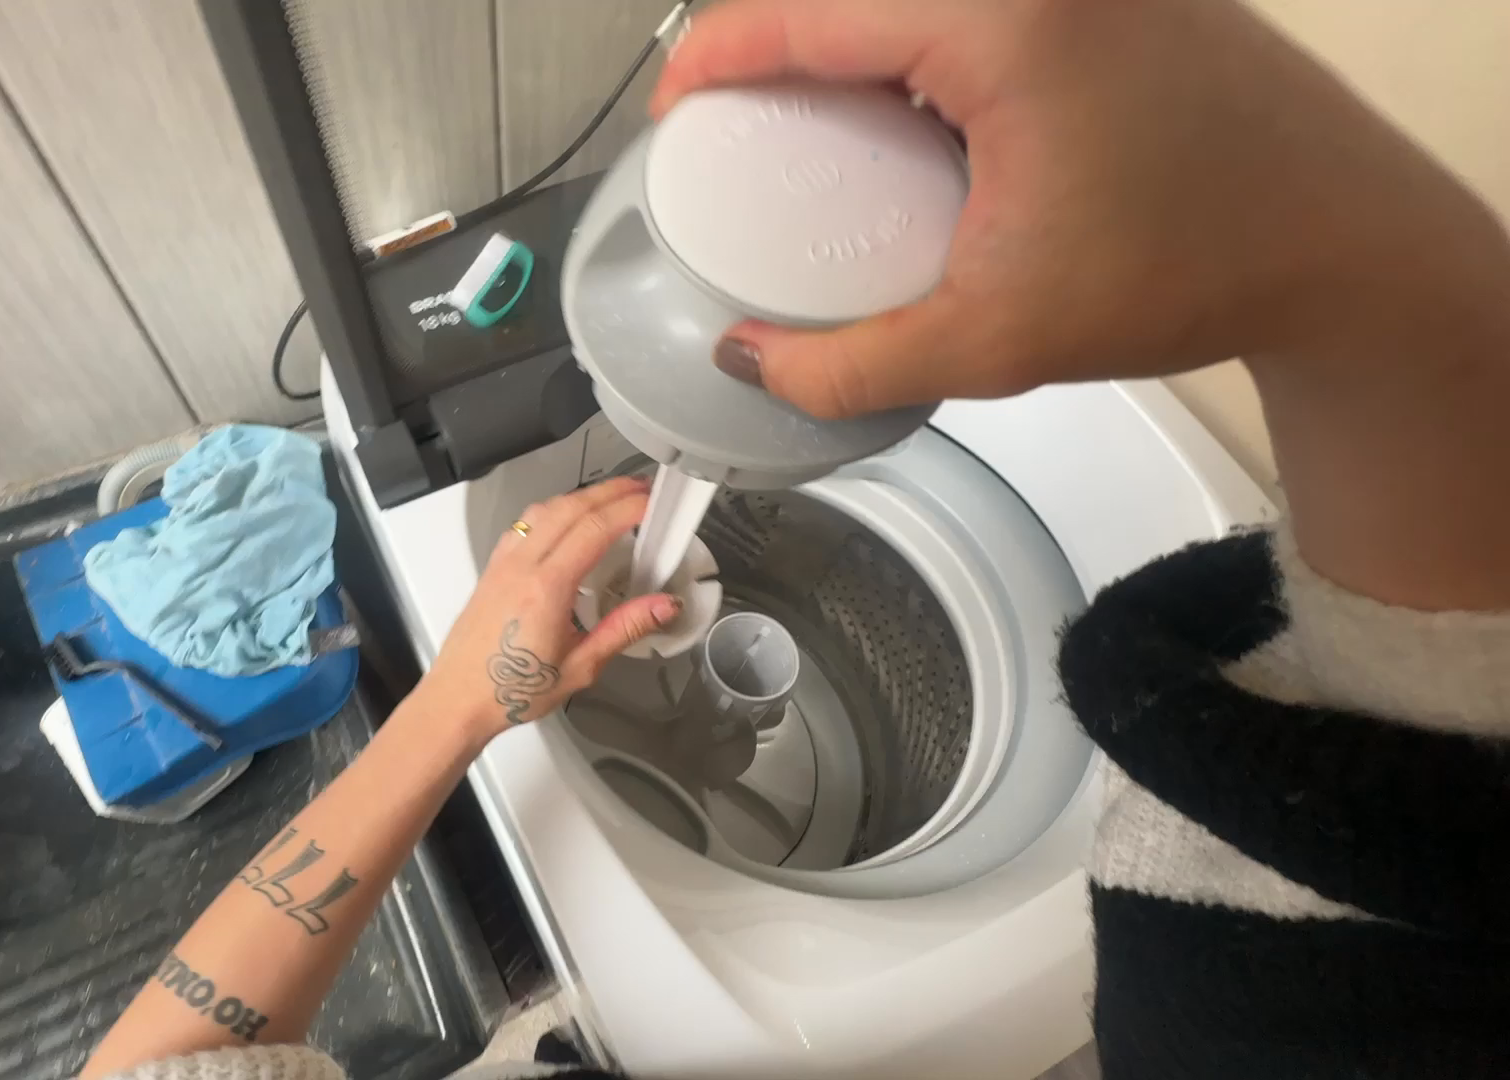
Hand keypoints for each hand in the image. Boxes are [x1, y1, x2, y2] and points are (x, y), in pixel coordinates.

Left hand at [418, 476, 681, 744]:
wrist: (458, 700)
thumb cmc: (511, 690)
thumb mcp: (580, 667)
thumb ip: (624, 629)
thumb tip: (663, 605)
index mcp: (546, 589)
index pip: (594, 529)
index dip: (628, 508)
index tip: (652, 502)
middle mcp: (521, 567)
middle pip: (571, 507)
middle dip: (610, 491)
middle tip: (641, 489)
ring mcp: (503, 563)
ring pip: (545, 509)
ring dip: (581, 496)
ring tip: (610, 499)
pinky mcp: (493, 568)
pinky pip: (525, 523)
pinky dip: (553, 510)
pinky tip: (566, 520)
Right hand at [655, 0, 1509, 418]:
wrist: (1337, 250)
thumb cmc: (1171, 285)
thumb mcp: (984, 349)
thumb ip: (843, 368)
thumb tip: (743, 358)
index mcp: (1007, 21)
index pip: (818, 6)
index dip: (721, 50)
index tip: (670, 109)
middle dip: (765, 42)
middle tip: (719, 127)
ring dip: (828, 47)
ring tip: (782, 125)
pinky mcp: (1096, 2)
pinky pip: (953, 14)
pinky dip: (889, 55)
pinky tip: (877, 120)